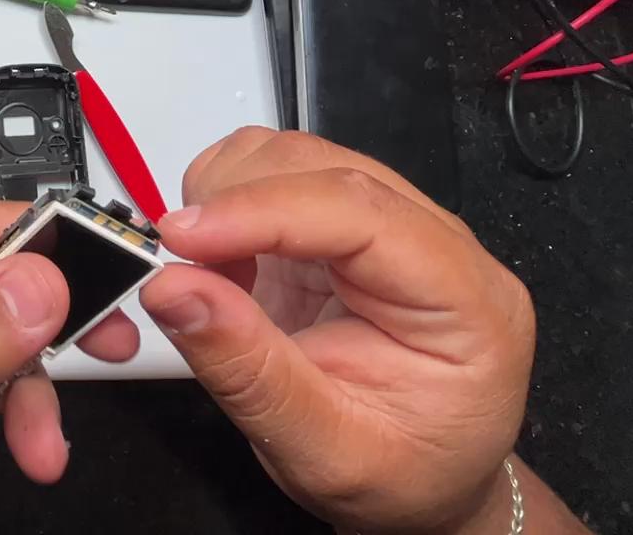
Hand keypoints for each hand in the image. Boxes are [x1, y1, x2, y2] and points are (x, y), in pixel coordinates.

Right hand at [139, 128, 535, 534]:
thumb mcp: (321, 453)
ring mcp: (378, 217)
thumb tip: (170, 289)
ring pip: (282, 154)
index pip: (357, 210)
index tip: (180, 238)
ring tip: (210, 268)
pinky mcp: (330, 214)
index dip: (259, 210)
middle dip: (228, 200)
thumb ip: (247, 370)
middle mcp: (429, 239)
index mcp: (463, 300)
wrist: (416, 478)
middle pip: (314, 166)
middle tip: (180, 263)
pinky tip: (223, 252)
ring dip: (220, 193)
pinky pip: (263, 165)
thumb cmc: (394, 472)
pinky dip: (219, 193)